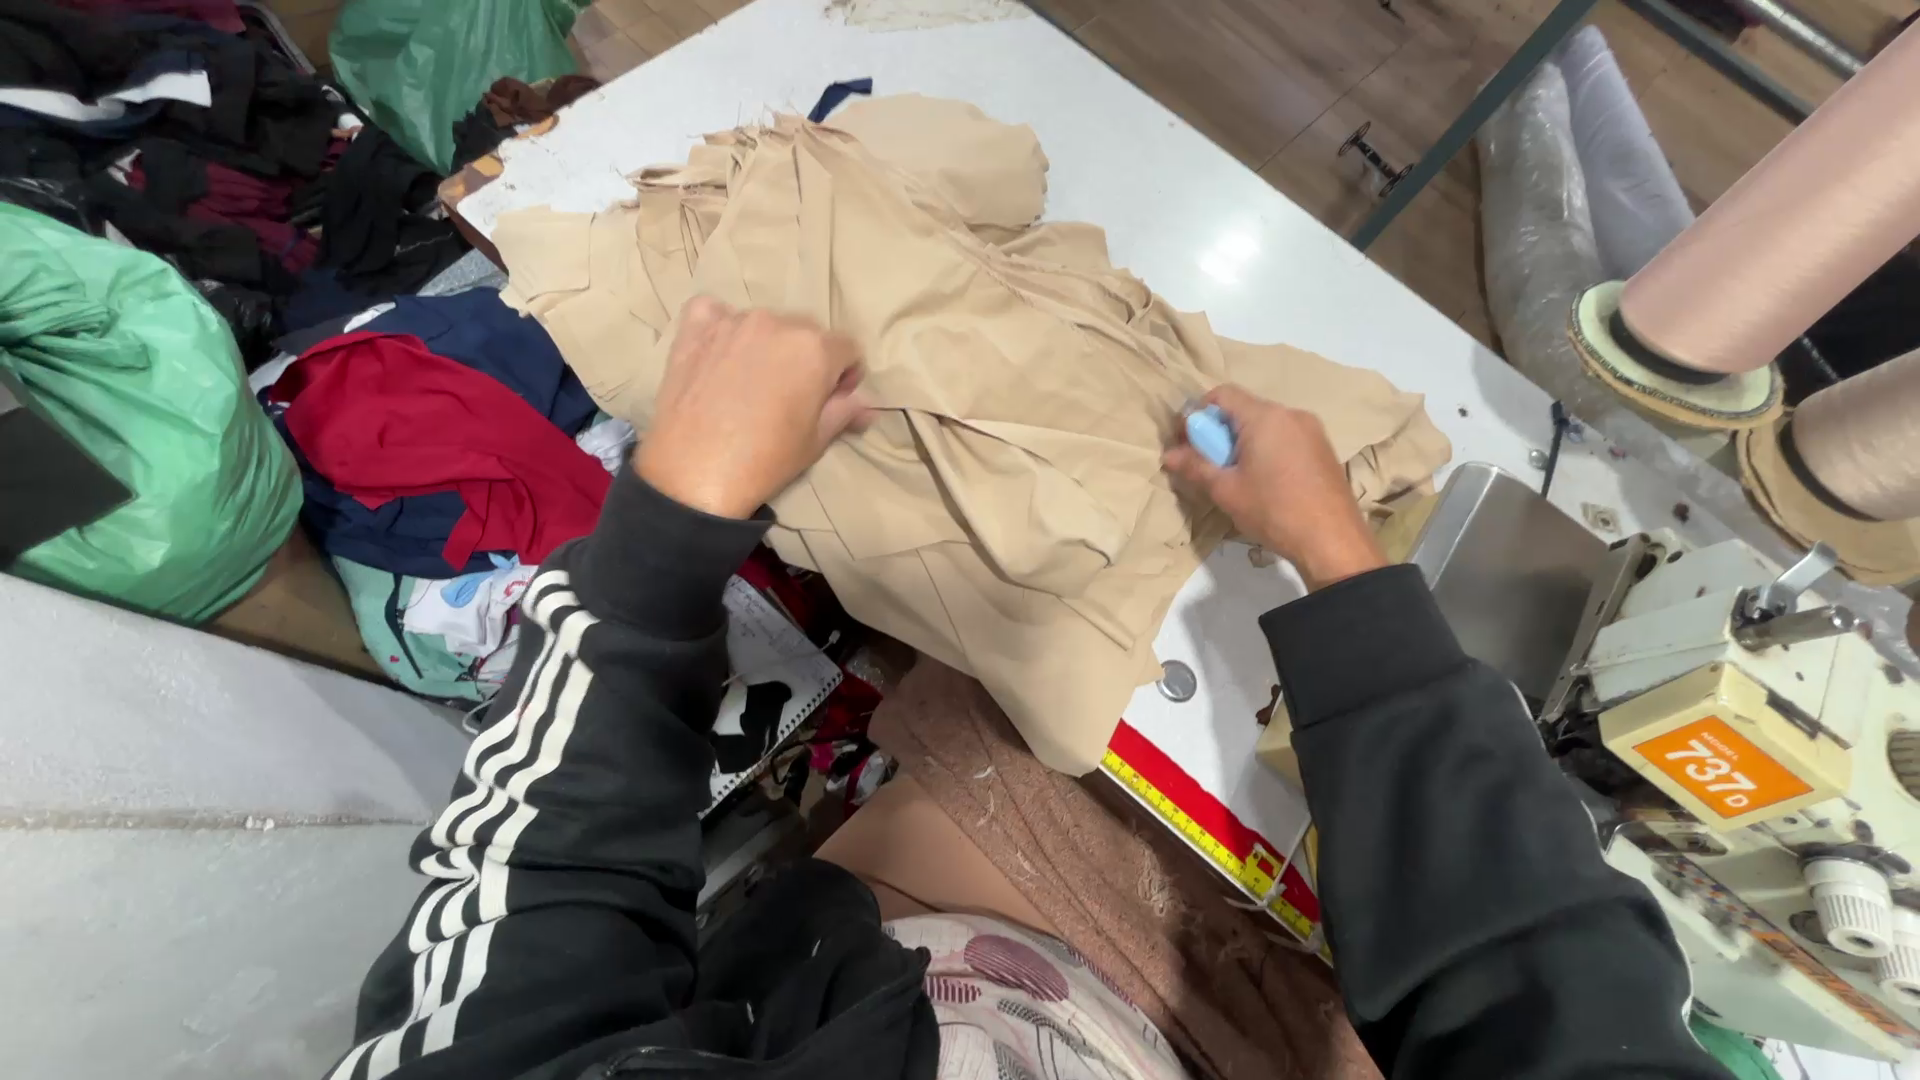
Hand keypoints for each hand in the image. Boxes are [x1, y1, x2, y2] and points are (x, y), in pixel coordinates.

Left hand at [636, 298, 872, 517]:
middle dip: (810, 359)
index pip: (848, 349)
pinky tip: (720, 355)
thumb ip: (845, 412)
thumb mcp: (816, 441)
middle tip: (794, 396)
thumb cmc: (766, 460)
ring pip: (766, 324)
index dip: (846, 376)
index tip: (833, 400)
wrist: (694, 472)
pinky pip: (716, 313)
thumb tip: (866, 406)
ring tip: (754, 382)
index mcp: (815, 348)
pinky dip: (723, 328)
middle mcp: (777, 323)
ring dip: (769, 346)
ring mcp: (733, 321)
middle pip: (808, 332)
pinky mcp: (695, 329)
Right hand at [1163, 384, 1386, 589]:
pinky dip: (1264, 449)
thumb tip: (1168, 455)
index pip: (1222, 394)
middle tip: (1206, 464)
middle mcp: (1291, 414)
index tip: (1187, 442)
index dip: (1198, 414)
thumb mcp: (1226, 490)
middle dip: (1219, 431)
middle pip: (1243, 409)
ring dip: (1241, 442)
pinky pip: (1283, 437)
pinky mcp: (1322, 448)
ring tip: (1235, 476)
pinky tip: (1263, 481)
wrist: (1332, 541)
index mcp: (1265, 417)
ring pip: (1264, 424)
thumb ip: (1195, 466)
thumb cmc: (1273, 511)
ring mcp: (1311, 430)